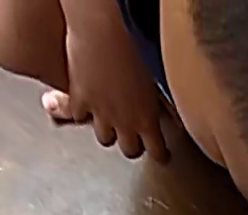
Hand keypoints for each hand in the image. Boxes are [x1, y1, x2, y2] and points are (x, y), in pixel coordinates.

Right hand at [47, 9, 167, 161]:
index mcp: (147, 119)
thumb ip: (160, 99)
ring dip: (107, 132)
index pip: (157, 151)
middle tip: (134, 137)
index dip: (160, 155)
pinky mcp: (79, 100)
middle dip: (132, 145)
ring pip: (105, 138)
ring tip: (109, 121)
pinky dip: (80, 111)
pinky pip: (78, 115)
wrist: (103, 25)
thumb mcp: (156, 78)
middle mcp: (124, 122)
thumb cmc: (134, 42)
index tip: (162, 155)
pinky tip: (82, 104)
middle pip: (129, 150)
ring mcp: (101, 113)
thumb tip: (169, 109)